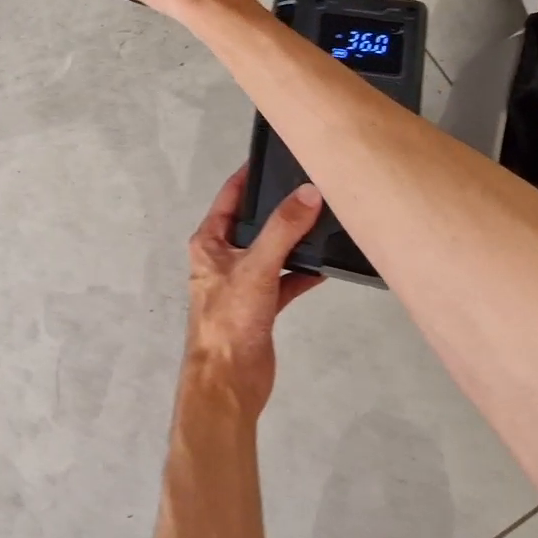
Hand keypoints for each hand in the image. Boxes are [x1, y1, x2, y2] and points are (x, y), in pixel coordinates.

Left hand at [182, 164, 326, 418]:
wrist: (228, 382)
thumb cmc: (231, 317)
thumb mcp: (257, 267)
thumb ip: (283, 229)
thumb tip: (310, 191)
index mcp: (209, 241)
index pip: (231, 196)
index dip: (250, 175)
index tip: (278, 156)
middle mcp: (224, 256)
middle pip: (255, 221)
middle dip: (280, 206)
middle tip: (313, 184)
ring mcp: (243, 281)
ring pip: (272, 250)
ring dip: (295, 239)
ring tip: (327, 219)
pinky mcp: (261, 305)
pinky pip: (285, 279)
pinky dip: (303, 272)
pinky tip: (328, 266)